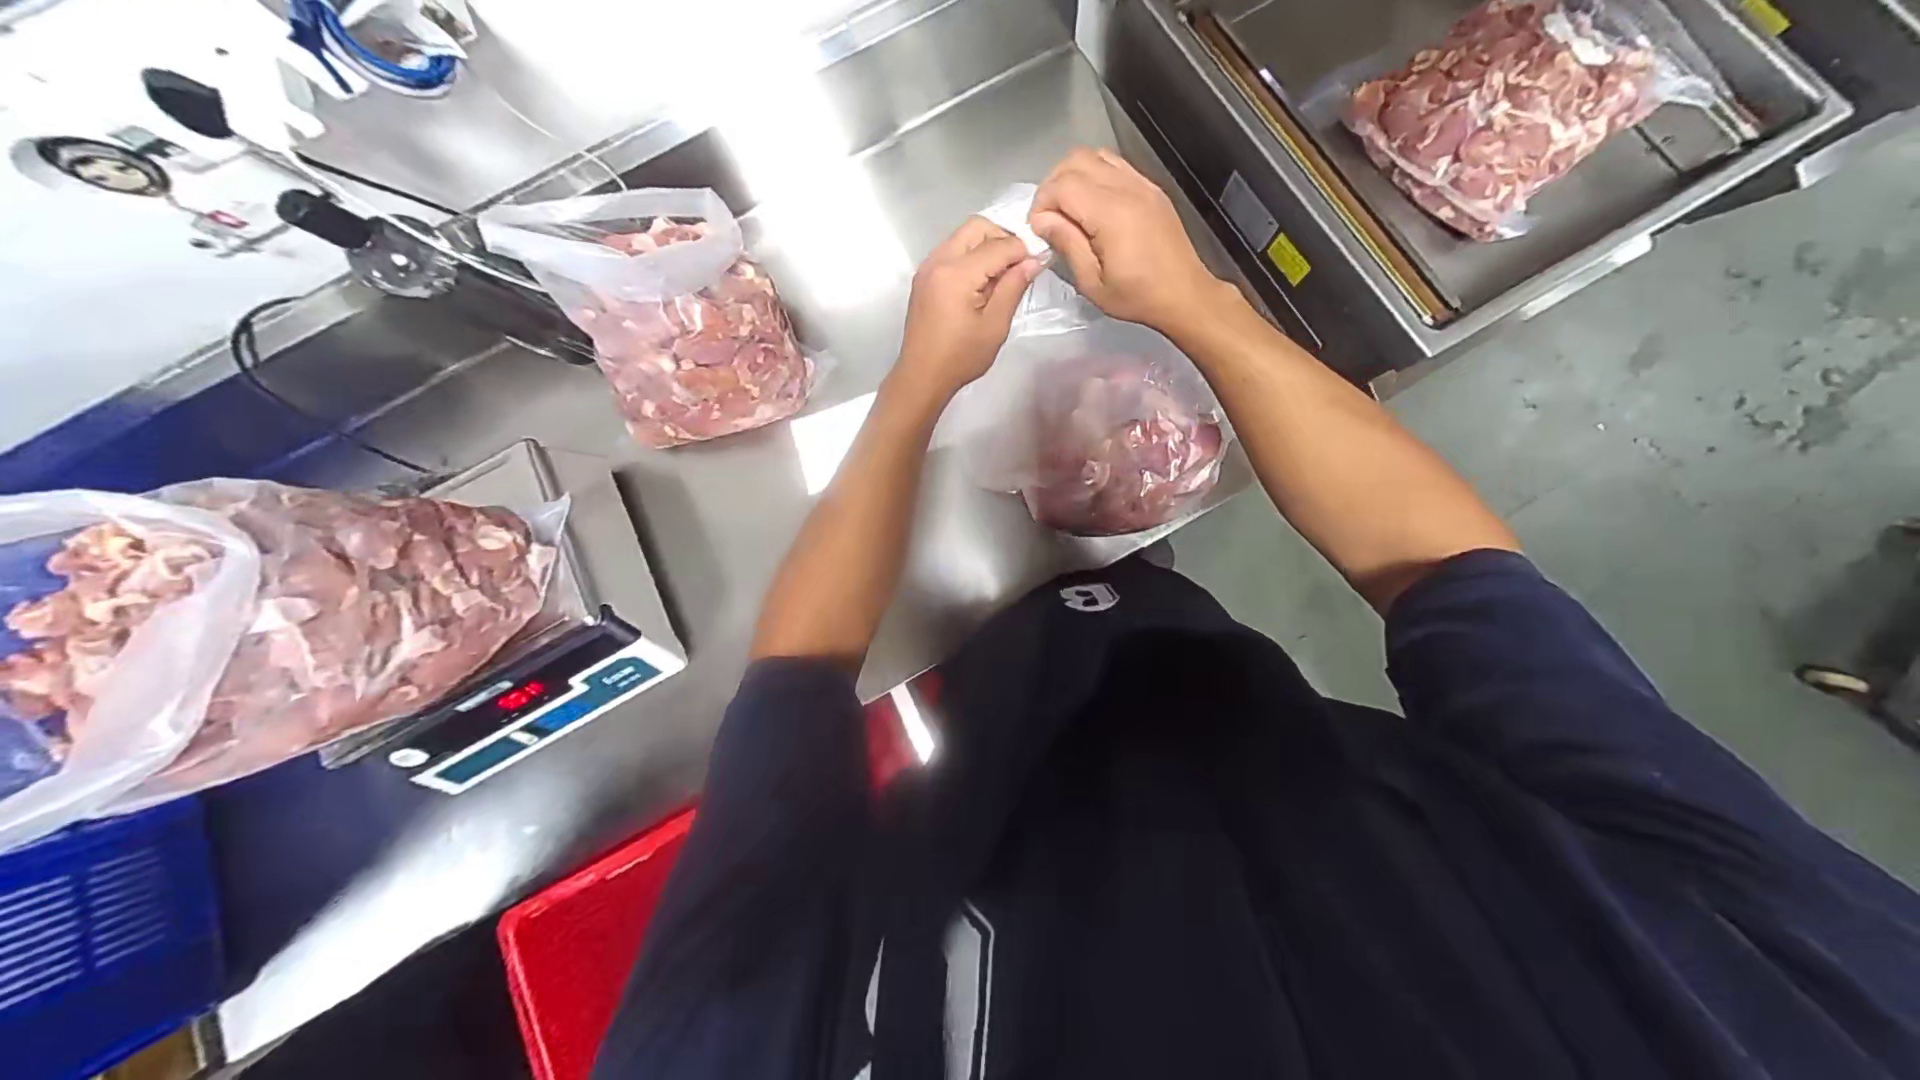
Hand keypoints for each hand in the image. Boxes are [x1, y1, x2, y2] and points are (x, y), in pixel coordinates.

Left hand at [895, 217, 1042, 401]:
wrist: (922, 376)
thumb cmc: (960, 357)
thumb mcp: (995, 325)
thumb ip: (1014, 287)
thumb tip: (1034, 261)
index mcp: (956, 273)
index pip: (998, 245)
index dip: (1022, 251)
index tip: (1037, 264)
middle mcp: (938, 261)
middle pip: (976, 227)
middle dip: (1002, 239)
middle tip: (1018, 265)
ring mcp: (927, 267)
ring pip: (962, 237)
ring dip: (986, 246)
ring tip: (1001, 277)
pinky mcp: (923, 277)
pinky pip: (951, 251)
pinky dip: (970, 256)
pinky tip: (981, 283)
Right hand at [1029, 147, 1229, 337]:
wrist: (1184, 293)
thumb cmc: (1137, 297)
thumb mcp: (1092, 283)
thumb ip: (1067, 244)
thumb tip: (1043, 221)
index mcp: (1112, 214)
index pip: (1063, 185)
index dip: (1042, 204)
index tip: (1039, 230)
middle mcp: (1127, 189)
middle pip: (1076, 161)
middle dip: (1052, 185)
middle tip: (1049, 217)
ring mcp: (1142, 184)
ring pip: (1095, 156)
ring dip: (1072, 176)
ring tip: (1067, 209)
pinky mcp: (1150, 188)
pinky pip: (1114, 164)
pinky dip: (1094, 175)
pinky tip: (1090, 205)